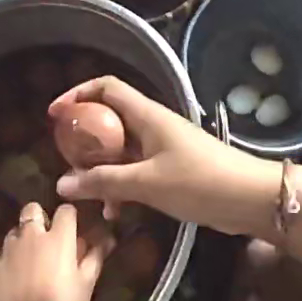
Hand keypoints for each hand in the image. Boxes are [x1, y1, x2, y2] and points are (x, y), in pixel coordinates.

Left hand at [0, 202, 109, 300]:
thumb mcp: (87, 286)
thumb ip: (95, 256)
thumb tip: (106, 237)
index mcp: (59, 238)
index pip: (66, 210)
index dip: (71, 218)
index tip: (75, 231)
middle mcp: (30, 238)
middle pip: (32, 210)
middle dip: (41, 219)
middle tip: (50, 240)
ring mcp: (5, 254)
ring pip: (14, 232)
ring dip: (23, 240)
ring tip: (31, 261)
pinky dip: (6, 260)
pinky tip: (13, 278)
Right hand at [51, 76, 279, 237]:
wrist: (247, 196)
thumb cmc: (198, 181)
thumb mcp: (146, 183)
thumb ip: (104, 182)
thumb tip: (62, 183)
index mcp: (148, 115)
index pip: (108, 88)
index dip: (78, 93)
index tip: (54, 115)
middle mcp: (154, 125)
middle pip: (110, 119)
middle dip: (85, 140)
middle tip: (66, 164)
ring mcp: (163, 146)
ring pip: (122, 150)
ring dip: (103, 170)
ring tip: (89, 198)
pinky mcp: (171, 168)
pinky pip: (136, 170)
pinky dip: (122, 185)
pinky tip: (115, 212)